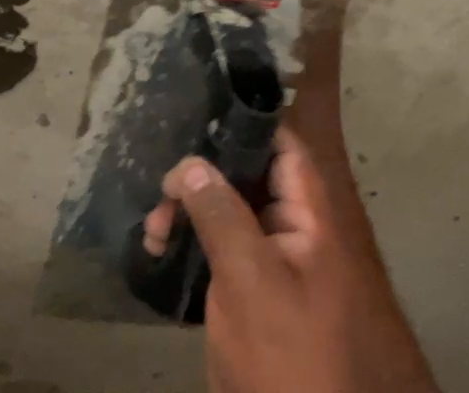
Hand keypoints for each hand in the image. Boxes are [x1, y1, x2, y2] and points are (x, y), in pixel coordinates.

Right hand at [144, 129, 436, 392]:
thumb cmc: (293, 353)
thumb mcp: (252, 280)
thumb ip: (221, 215)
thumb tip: (190, 163)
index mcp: (314, 216)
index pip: (282, 146)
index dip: (242, 124)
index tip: (192, 114)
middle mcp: (300, 230)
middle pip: (249, 176)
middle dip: (200, 174)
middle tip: (159, 192)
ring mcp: (281, 263)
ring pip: (231, 211)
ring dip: (190, 211)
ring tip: (154, 232)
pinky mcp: (261, 293)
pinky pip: (226, 247)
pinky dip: (194, 241)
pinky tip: (161, 248)